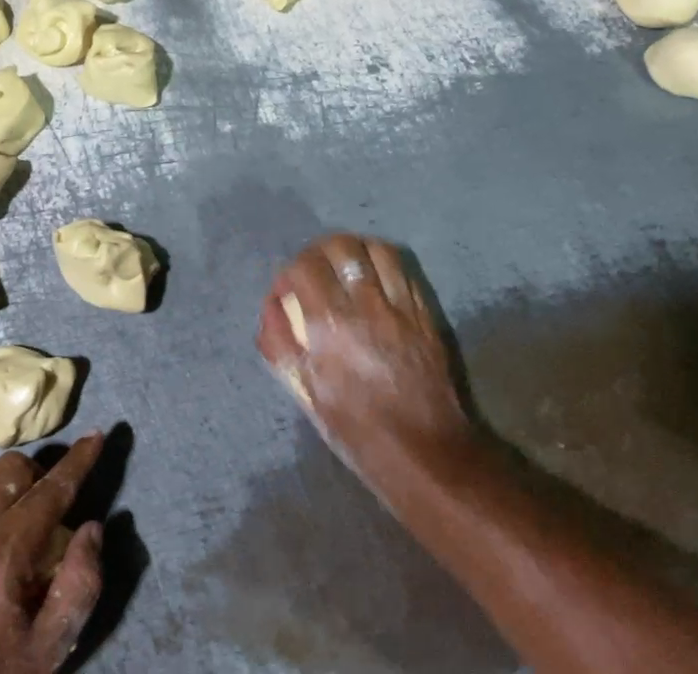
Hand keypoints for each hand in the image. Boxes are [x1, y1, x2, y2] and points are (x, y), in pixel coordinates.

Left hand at [0, 432, 105, 673]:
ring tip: (17, 523)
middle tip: (53, 504)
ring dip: (4, 489)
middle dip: (38, 475)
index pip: (49, 491)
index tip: (97, 435)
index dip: (77, 462)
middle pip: (9, 469)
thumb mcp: (53, 644)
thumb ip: (81, 582)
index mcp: (1, 553)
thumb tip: (92, 527)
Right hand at [257, 234, 474, 493]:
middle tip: (314, 272)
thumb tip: (272, 308)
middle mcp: (366, 306)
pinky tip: (375, 284)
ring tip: (346, 270)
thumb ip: (280, 344)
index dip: (288, 273)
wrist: (423, 450)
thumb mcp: (304, 391)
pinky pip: (404, 271)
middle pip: (341, 246)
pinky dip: (383, 267)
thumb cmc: (355, 428)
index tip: (286, 293)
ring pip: (377, 250)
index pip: (303, 267)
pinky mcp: (426, 316)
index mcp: (330, 325)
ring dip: (355, 253)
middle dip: (319, 252)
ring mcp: (401, 308)